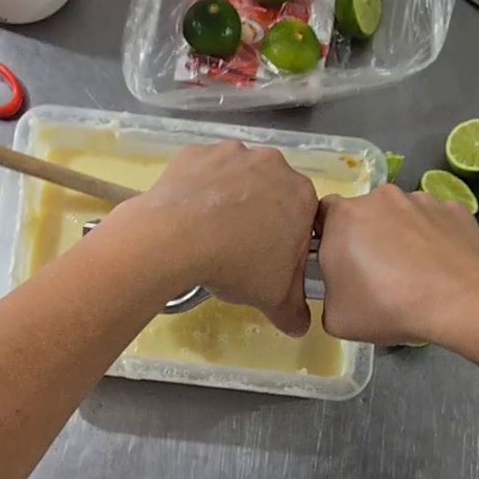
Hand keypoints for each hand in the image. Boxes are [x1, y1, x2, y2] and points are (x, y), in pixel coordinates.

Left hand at [100, 142, 319, 336]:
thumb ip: (293, 312)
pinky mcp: (197, 152)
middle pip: (271, 196)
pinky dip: (199, 192)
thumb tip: (300, 326)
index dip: (286, 244)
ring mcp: (232, 153)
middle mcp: (273, 164)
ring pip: (236, 181)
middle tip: (237, 251)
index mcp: (301, 196)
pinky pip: (203, 174)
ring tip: (209, 235)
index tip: (268, 262)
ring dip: (229, 203)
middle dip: (259, 220)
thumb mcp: (273, 299)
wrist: (175, 238)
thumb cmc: (237, 265)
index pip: (302, 221)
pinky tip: (189, 218)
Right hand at [316, 186, 478, 345]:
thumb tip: (340, 292)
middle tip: (375, 275)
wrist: (462, 301)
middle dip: (366, 238)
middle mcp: (380, 197)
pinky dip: (432, 239)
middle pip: (364, 214)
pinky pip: (434, 223)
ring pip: (401, 216)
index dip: (328, 238)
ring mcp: (421, 199)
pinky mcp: (454, 209)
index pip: (322, 216)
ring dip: (400, 237)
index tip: (338, 262)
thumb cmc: (388, 307)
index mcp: (343, 218)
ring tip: (414, 274)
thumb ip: (328, 297)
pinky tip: (439, 267)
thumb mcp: (336, 319)